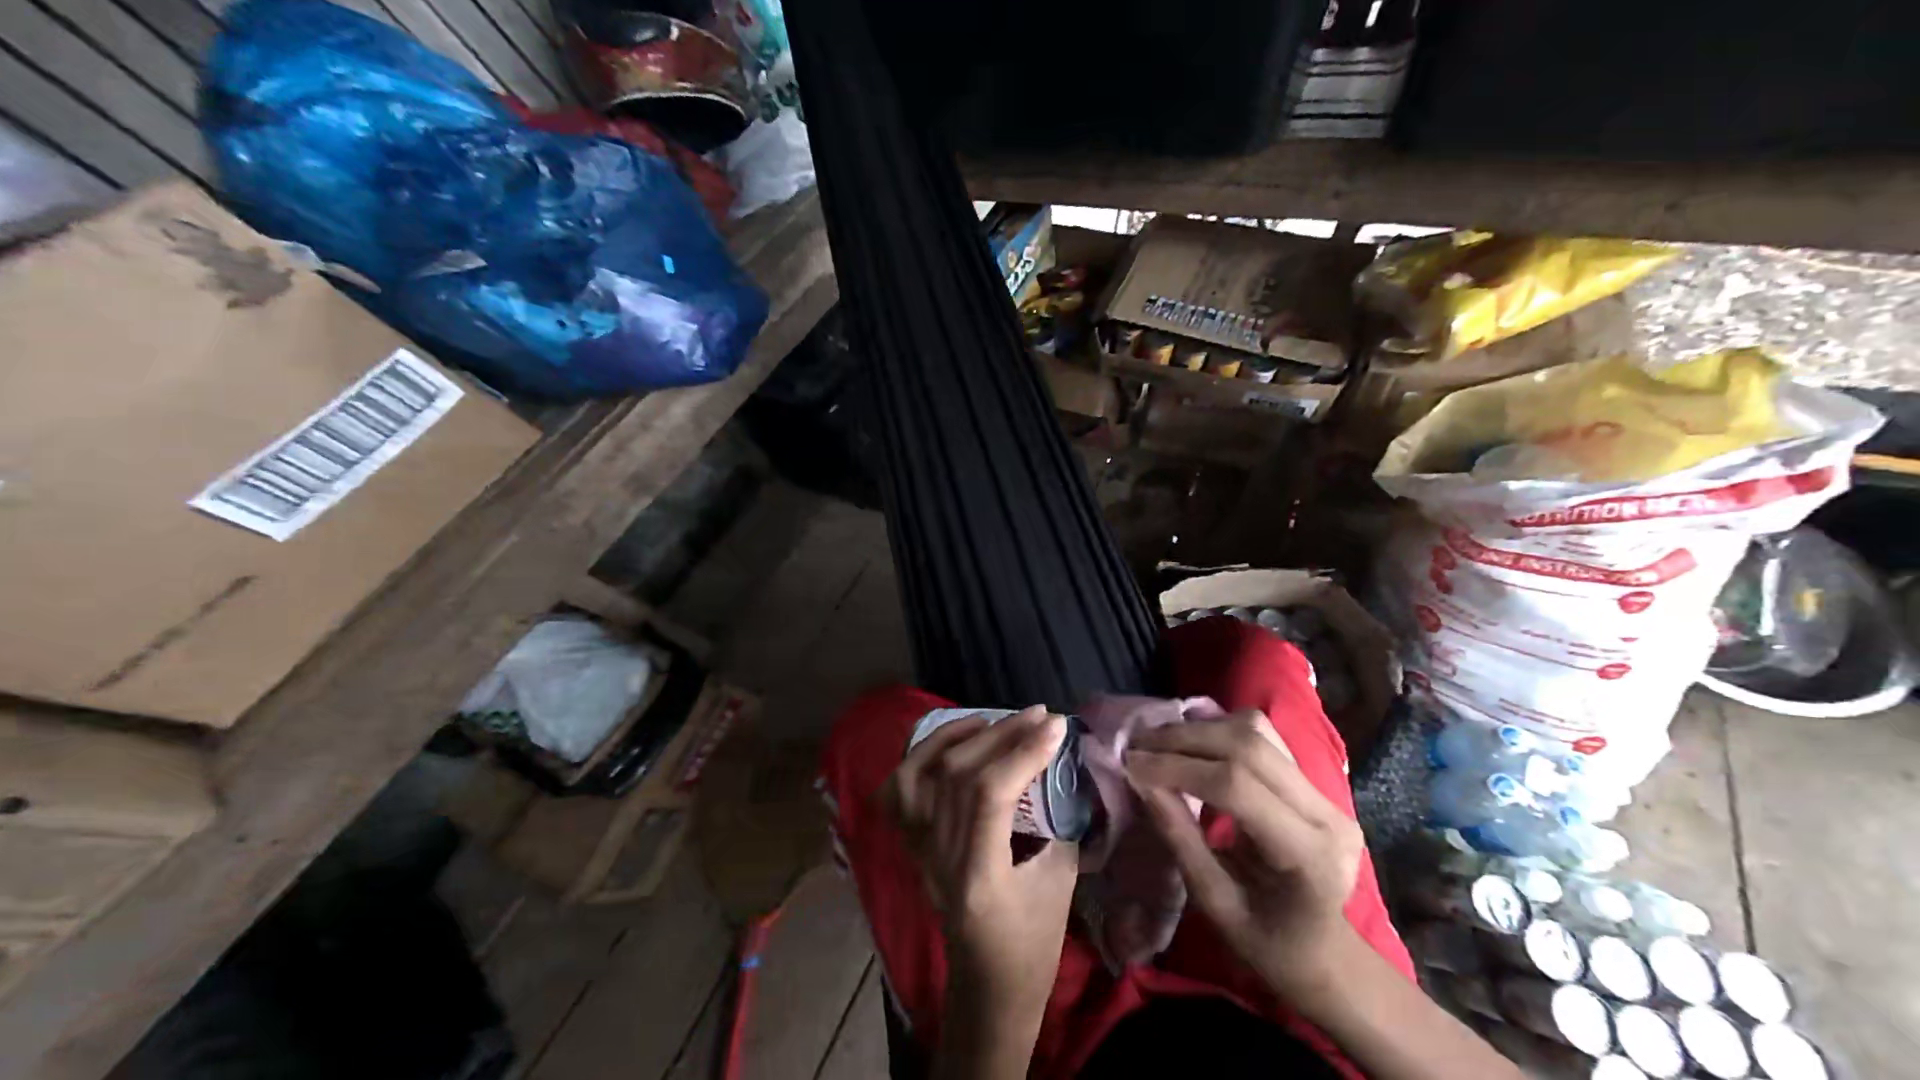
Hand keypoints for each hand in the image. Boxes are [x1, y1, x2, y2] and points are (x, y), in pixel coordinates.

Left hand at [883, 706, 1078, 1013]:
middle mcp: (936, 859)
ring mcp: (916, 851)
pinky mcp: (910, 846)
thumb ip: (1057, 821)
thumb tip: (1060, 766)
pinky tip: (953, 740)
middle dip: (1002, 735)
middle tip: (1040, 714)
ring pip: (921, 775)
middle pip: (957, 776)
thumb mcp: (1059, 885)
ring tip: (994, 719)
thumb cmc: (1032, 947)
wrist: (988, 990)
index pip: (989, 794)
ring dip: (957, 736)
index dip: (1024, 751)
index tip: (1058, 726)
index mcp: (977, 876)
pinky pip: (900, 790)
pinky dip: (922, 755)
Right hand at [1124, 710, 1364, 1007]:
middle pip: (1248, 746)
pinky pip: (1262, 736)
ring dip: (1198, 729)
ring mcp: (1324, 791)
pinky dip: (1218, 730)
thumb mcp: (1214, 903)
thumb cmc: (1267, 943)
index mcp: (1308, 854)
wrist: (1324, 954)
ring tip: (1156, 742)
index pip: (1237, 786)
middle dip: (1183, 739)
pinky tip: (1189, 743)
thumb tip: (1141, 780)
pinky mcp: (1312, 779)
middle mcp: (1325, 812)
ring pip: (1255, 731)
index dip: (1177, 768)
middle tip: (1136, 745)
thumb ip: (1180, 838)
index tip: (1131, 764)